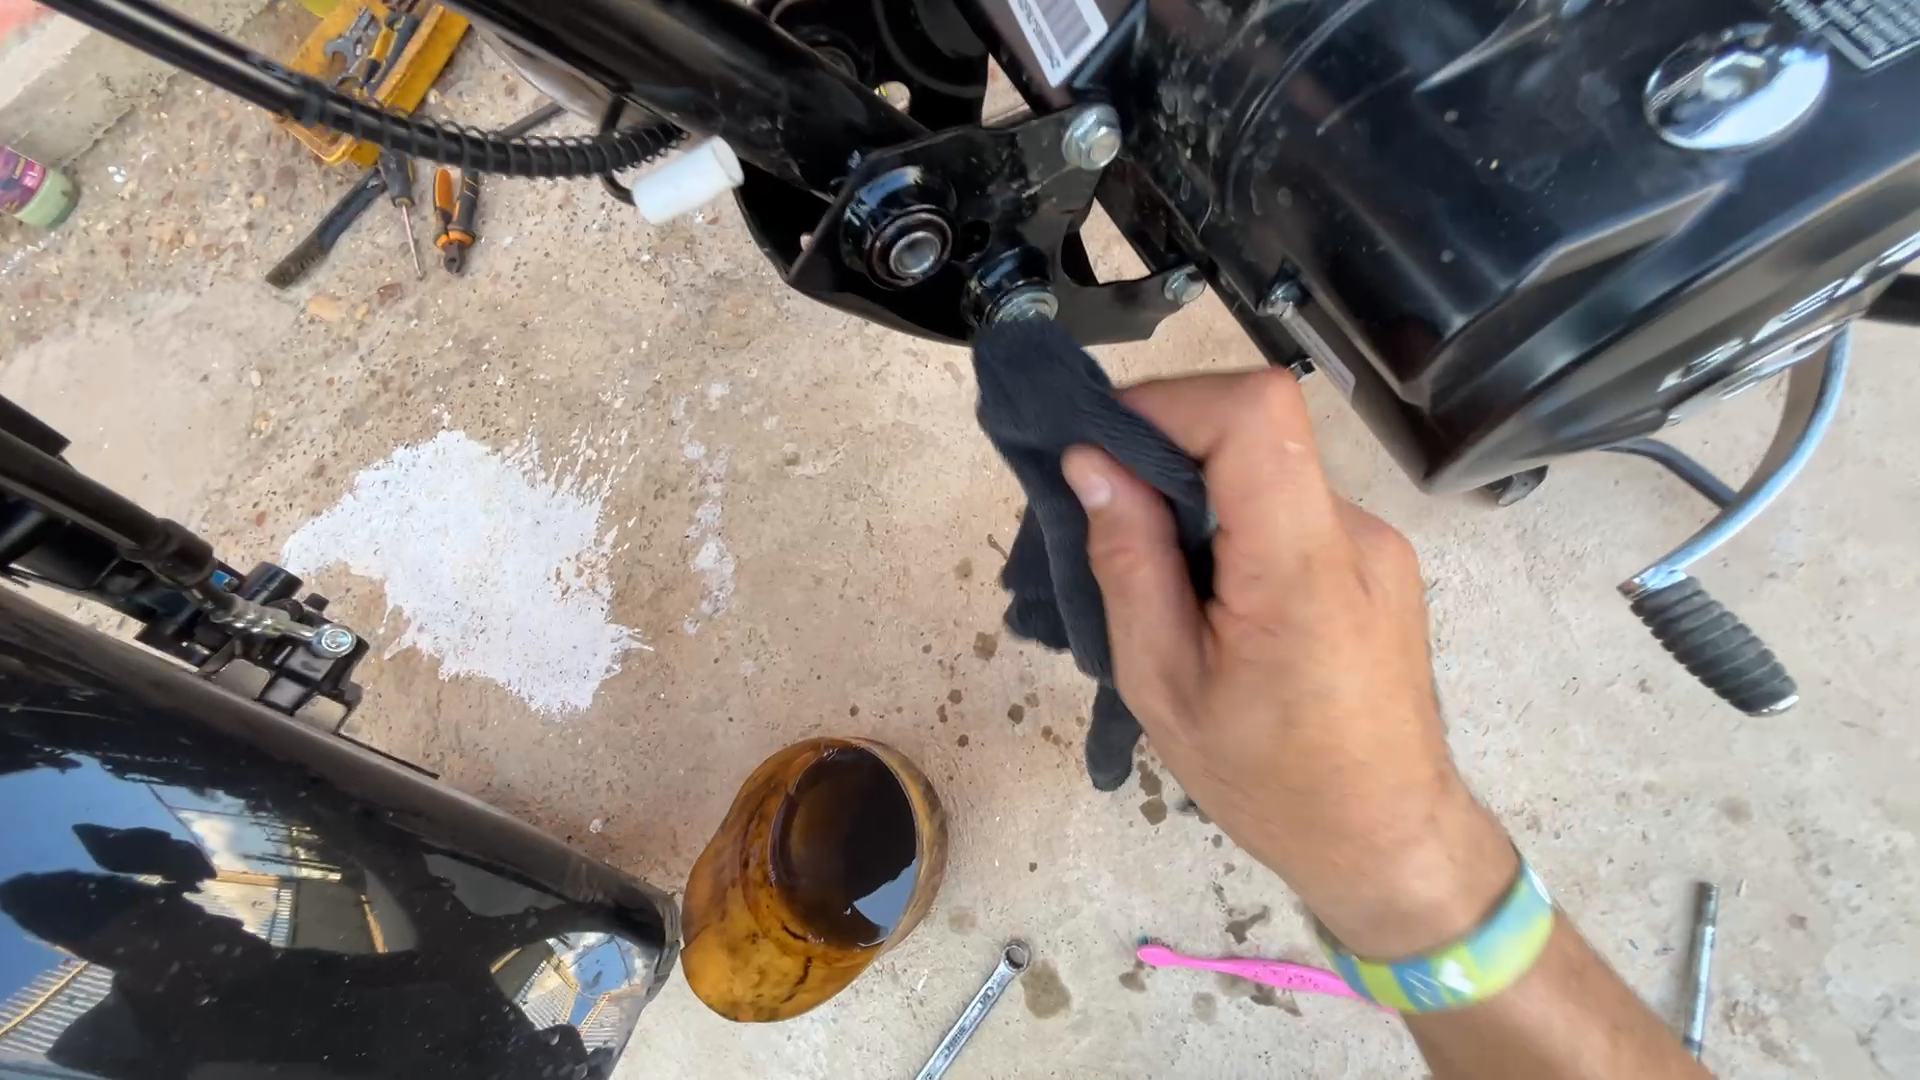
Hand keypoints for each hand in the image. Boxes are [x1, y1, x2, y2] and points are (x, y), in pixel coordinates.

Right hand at [1061, 369, 1514, 957]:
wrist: (1387, 839)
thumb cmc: (1267, 781)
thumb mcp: (1163, 682)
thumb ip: (1129, 562)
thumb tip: (1090, 463)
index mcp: (1302, 568)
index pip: (1254, 412)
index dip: (1168, 401)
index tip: (1100, 444)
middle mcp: (1353, 532)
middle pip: (1252, 431)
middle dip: (1160, 450)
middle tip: (1099, 513)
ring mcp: (1371, 541)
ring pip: (1260, 468)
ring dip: (1189, 493)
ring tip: (1145, 566)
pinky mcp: (1370, 557)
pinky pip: (1281, 505)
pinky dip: (1225, 521)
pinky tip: (1198, 587)